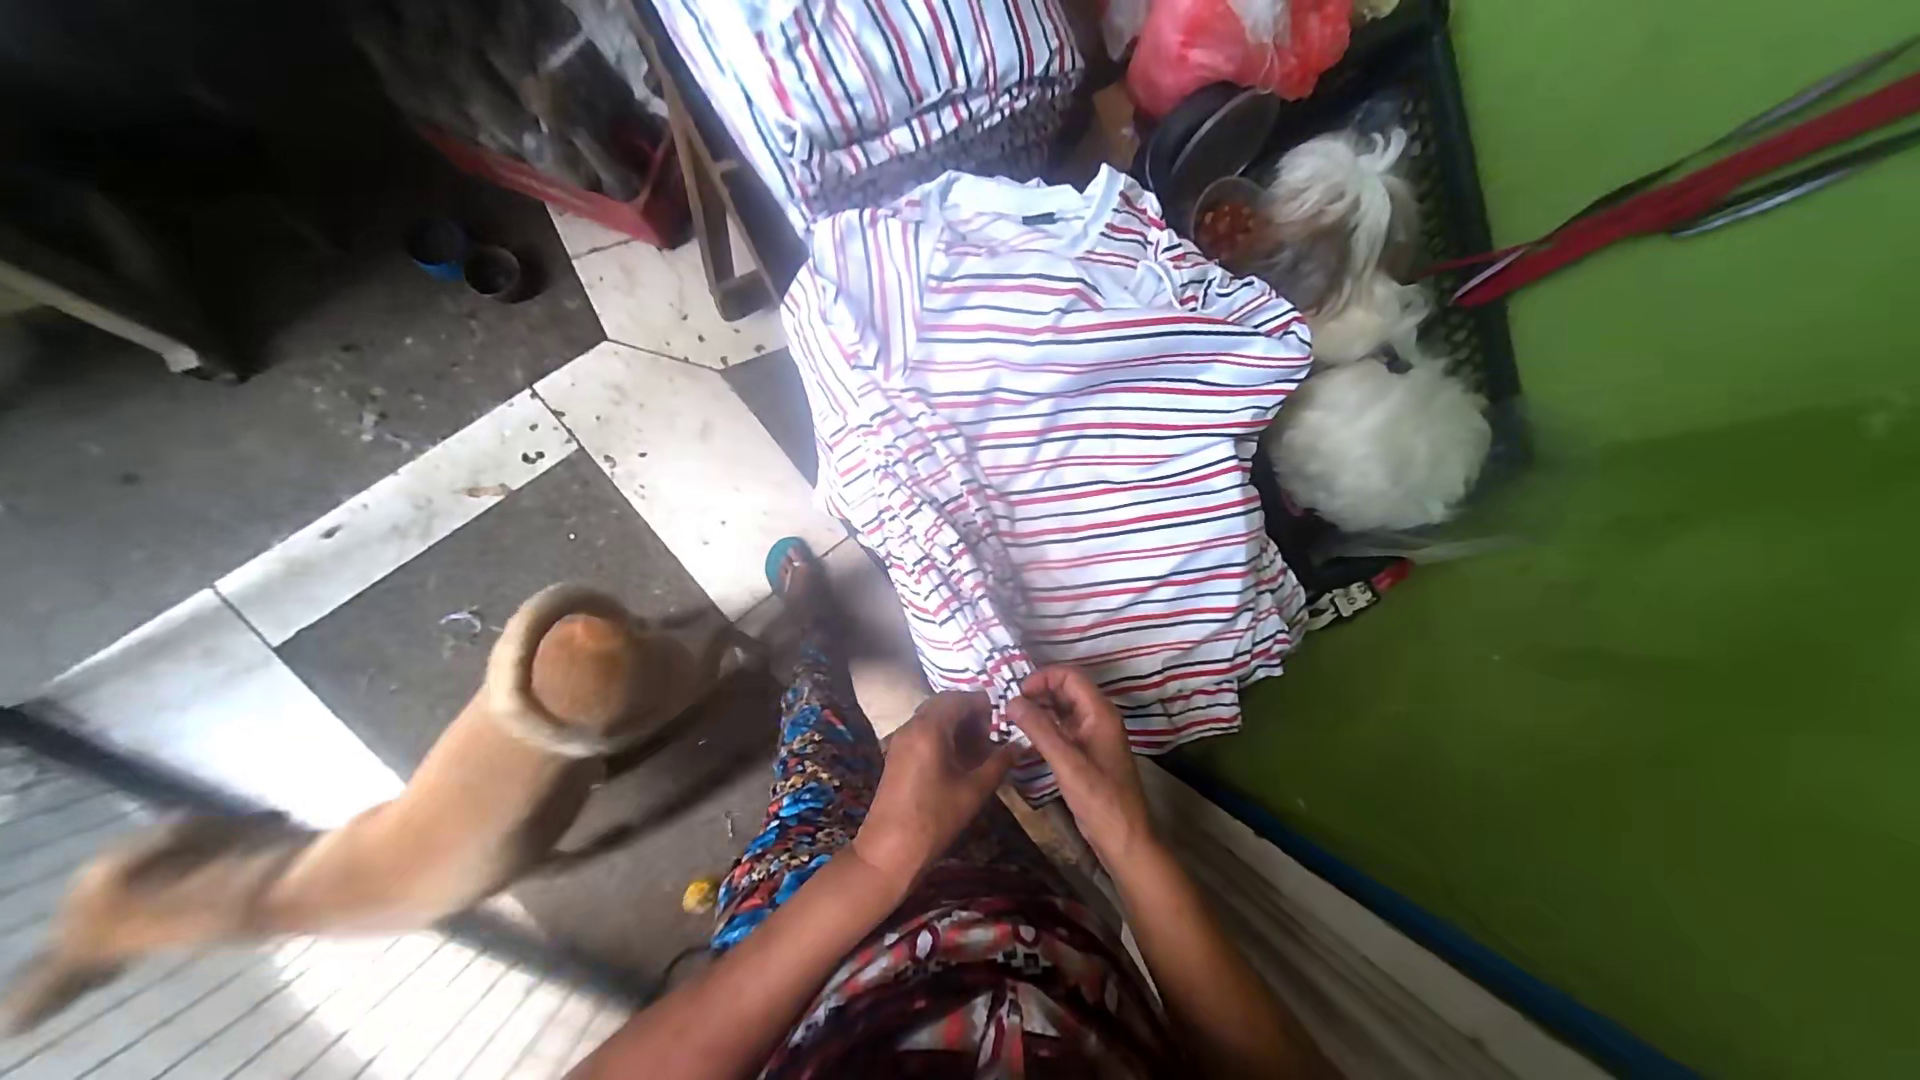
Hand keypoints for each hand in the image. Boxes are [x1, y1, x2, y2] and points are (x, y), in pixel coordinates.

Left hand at [850, 692, 1014, 890]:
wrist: (889, 850)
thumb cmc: (934, 818)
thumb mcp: (973, 791)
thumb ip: (998, 763)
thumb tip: (1018, 746)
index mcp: (929, 728)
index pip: (958, 699)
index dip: (982, 703)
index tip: (1002, 718)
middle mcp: (911, 726)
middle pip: (943, 704)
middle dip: (968, 712)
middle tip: (991, 732)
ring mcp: (900, 740)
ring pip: (931, 717)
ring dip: (954, 724)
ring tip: (978, 747)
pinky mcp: (896, 755)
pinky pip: (921, 732)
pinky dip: (941, 735)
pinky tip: (957, 758)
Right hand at [1007, 667, 1153, 864]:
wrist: (1124, 838)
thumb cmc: (1099, 798)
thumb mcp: (1066, 761)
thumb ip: (1039, 728)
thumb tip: (1012, 700)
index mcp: (1100, 712)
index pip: (1070, 676)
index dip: (1043, 677)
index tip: (1018, 692)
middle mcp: (1097, 718)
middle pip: (1066, 689)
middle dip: (1038, 691)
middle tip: (1011, 705)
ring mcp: (1092, 736)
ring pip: (1063, 709)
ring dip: (1040, 709)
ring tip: (1013, 718)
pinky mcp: (1085, 753)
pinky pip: (1063, 728)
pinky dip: (1045, 727)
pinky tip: (1026, 736)